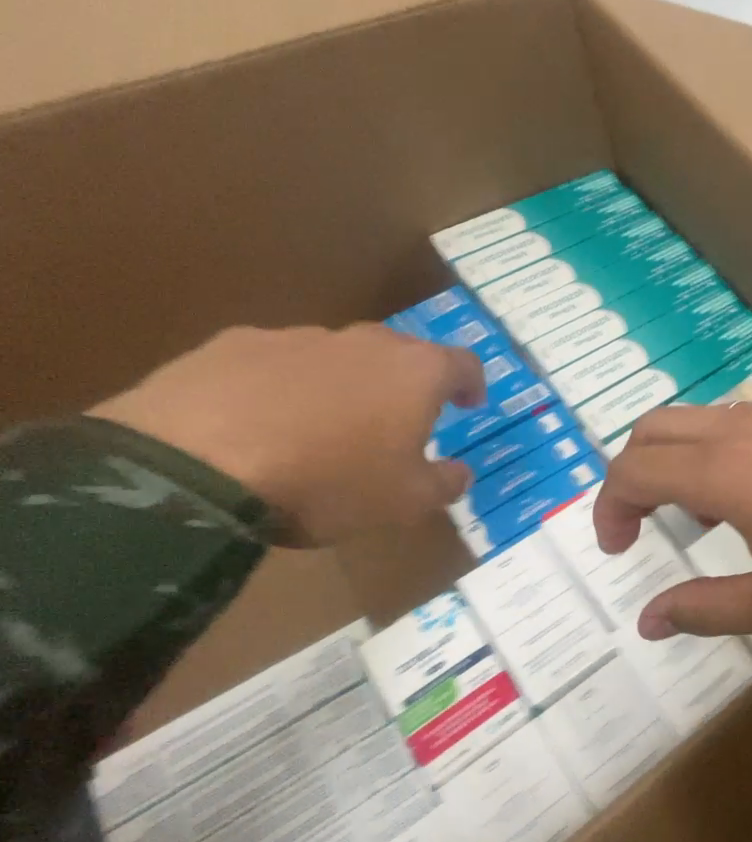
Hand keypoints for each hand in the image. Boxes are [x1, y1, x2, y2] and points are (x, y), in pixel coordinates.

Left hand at [88, 324, 485, 547]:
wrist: (190, 472)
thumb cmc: (325, 483)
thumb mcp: (404, 502)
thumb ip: (444, 483)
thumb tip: (459, 471)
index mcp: (418, 372)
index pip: (464, 364)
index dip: (470, 384)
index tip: (467, 405)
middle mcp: (365, 343)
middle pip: (399, 352)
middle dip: (402, 382)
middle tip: (393, 418)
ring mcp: (294, 339)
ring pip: (333, 356)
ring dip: (338, 383)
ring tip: (317, 425)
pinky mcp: (227, 347)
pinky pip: (269, 364)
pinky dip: (275, 386)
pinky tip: (254, 422)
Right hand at [595, 400, 751, 641]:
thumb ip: (709, 608)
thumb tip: (648, 617)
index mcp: (729, 471)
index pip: (635, 468)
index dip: (608, 507)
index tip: (619, 548)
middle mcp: (750, 426)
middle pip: (659, 424)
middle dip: (634, 469)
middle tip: (648, 521)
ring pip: (709, 416)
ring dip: (687, 456)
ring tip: (715, 513)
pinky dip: (731, 445)